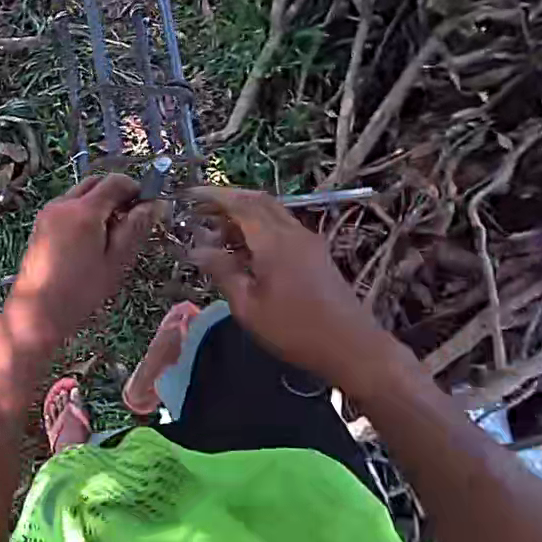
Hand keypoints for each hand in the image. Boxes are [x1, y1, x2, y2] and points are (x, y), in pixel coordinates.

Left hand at [0, 174, 159, 356]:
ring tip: (109, 234)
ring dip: (98, 203)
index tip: (146, 207)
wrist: (38, 310)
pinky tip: (89, 241)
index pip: (115, 182)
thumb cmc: (81, 290)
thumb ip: (135, 228)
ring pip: (80, 194)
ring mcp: (48, 213)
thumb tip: (152, 205)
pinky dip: (83, 213)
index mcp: (84, 211)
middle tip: (129, 220)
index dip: (135, 189)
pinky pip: (67, 207)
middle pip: (95, 183)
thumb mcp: (116, 260)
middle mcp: (62, 204)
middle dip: (115, 194)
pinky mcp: (40, 225)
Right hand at [186, 185, 380, 379]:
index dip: (213, 195)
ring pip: (272, 213)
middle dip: (228, 200)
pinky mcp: (315, 254)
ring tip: (217, 235)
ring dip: (243, 215)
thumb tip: (197, 250)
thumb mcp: (247, 306)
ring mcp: (308, 242)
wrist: (352, 346)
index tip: (190, 195)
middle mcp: (292, 233)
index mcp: (274, 241)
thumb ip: (223, 272)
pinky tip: (244, 251)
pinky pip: (281, 228)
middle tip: (200, 211)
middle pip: (258, 201)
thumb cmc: (294, 330)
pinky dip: (258, 229)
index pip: (240, 204)